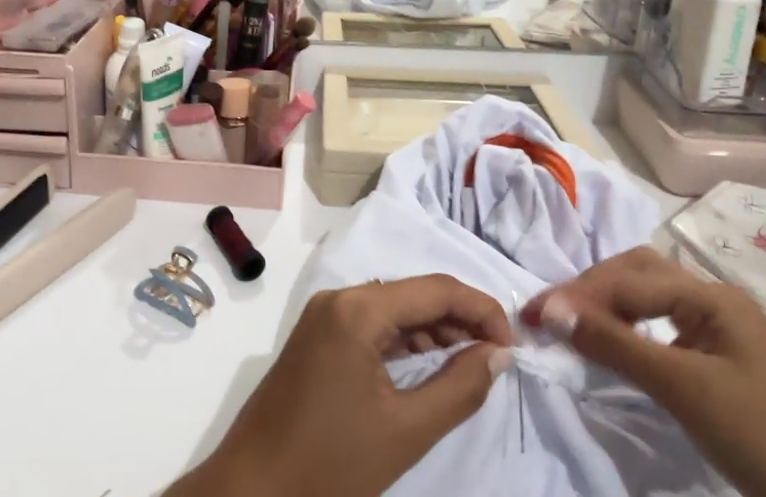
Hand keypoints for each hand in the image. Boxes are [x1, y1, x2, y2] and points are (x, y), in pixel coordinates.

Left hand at [166, 275, 513, 496]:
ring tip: (473, 362)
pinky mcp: (317, 339)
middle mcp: (339, 299)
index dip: (482, 310)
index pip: (436, 289)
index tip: (514, 346)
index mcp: (357, 309)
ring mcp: (323, 318)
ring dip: (435, 330)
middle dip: (461, 318)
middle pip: (414, 293)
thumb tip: (498, 353)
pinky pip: (372, 326)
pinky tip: (431, 364)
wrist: (252, 489)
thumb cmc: (331, 461)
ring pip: (394, 309)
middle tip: (499, 356)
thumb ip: (459, 387)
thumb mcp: (406, 431)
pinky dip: (405, 342)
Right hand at [523, 248, 765, 496]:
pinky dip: (633, 333)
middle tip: (549, 317)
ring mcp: (728, 336)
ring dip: (610, 308)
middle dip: (590, 288)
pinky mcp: (731, 368)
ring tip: (573, 331)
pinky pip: (668, 332)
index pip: (625, 280)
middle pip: (640, 275)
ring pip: (654, 301)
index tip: (529, 318)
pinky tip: (619, 352)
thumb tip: (551, 309)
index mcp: (712, 297)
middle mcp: (718, 303)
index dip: (574, 296)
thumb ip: (616, 343)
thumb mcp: (684, 388)